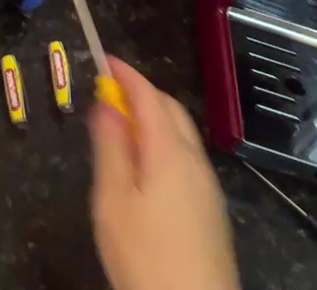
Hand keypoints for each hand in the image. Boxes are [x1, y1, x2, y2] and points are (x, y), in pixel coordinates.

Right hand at [89, 58, 239, 289]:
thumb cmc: (144, 256)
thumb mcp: (113, 199)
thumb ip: (110, 146)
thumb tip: (107, 104)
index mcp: (170, 151)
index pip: (149, 96)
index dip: (126, 74)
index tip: (104, 59)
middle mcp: (195, 160)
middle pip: (171, 110)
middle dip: (142, 93)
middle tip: (109, 93)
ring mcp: (208, 187)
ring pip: (182, 134)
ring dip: (154, 118)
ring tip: (121, 127)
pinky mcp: (212, 211)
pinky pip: (187, 158)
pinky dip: (164, 143)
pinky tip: (145, 167)